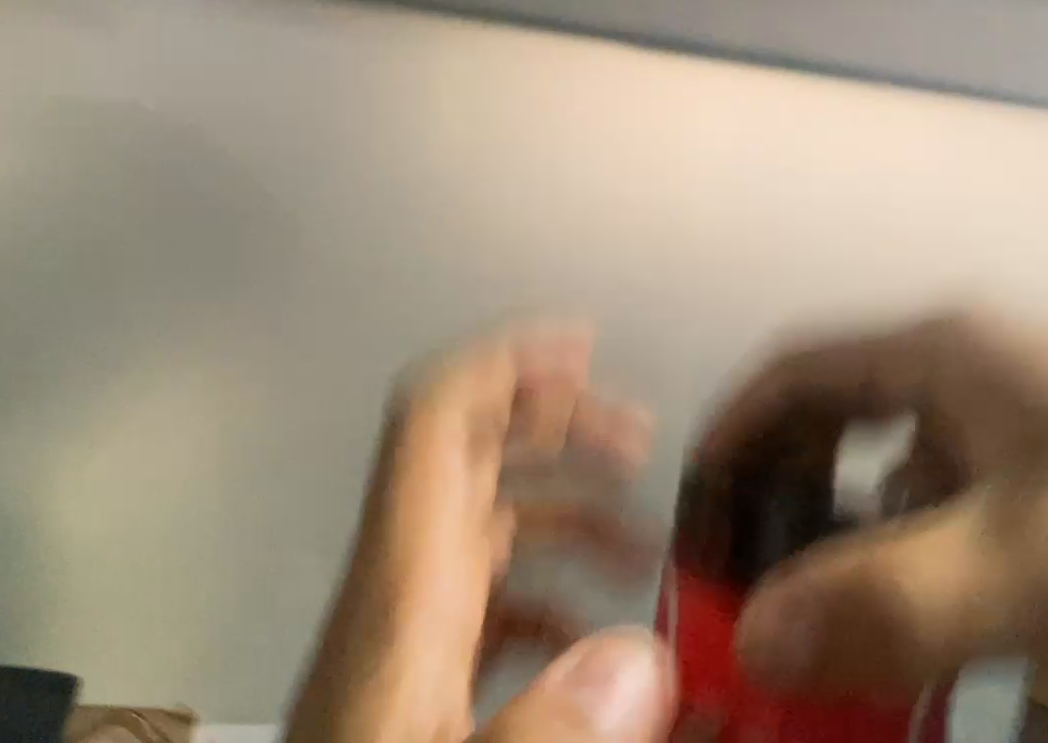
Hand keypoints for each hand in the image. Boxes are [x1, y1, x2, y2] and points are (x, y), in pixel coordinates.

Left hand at [287, 325, 676, 742]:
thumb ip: (540, 726)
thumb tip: (635, 657)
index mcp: (403, 583)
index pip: (437, 419)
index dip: (504, 360)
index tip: (576, 343)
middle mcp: (404, 582)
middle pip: (475, 450)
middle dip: (558, 421)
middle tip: (635, 432)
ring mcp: (411, 622)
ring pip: (493, 516)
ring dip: (569, 503)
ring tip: (643, 535)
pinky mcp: (423, 664)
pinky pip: (495, 589)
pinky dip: (555, 584)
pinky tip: (596, 634)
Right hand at [700, 311, 1047, 737]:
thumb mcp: (1038, 573)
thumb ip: (886, 604)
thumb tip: (752, 638)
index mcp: (945, 351)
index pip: (794, 371)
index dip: (733, 433)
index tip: (697, 510)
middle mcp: (972, 366)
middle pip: (836, 413)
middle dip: (783, 490)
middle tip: (755, 571)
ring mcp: (1023, 415)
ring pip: (896, 464)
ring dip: (852, 533)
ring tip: (835, 609)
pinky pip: (956, 500)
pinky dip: (919, 551)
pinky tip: (934, 611)